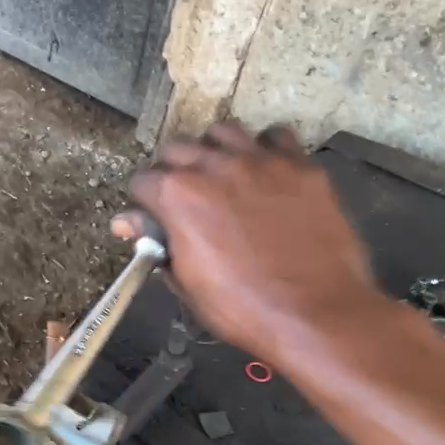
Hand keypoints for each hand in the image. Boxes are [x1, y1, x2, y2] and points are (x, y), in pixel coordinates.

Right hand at [116, 122, 386, 364]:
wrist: (315, 314)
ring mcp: (261, 161)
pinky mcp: (301, 166)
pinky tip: (265, 172)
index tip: (153, 216)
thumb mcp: (184, 279)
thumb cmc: (241, 306)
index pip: (143, 180)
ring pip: (223, 131)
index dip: (144, 201)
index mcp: (177, 195)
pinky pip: (276, 137)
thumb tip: (129, 223)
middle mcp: (214, 166)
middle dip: (173, 169)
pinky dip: (265, 149)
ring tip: (222, 174)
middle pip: (178, 147)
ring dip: (214, 149)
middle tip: (184, 196)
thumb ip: (156, 241)